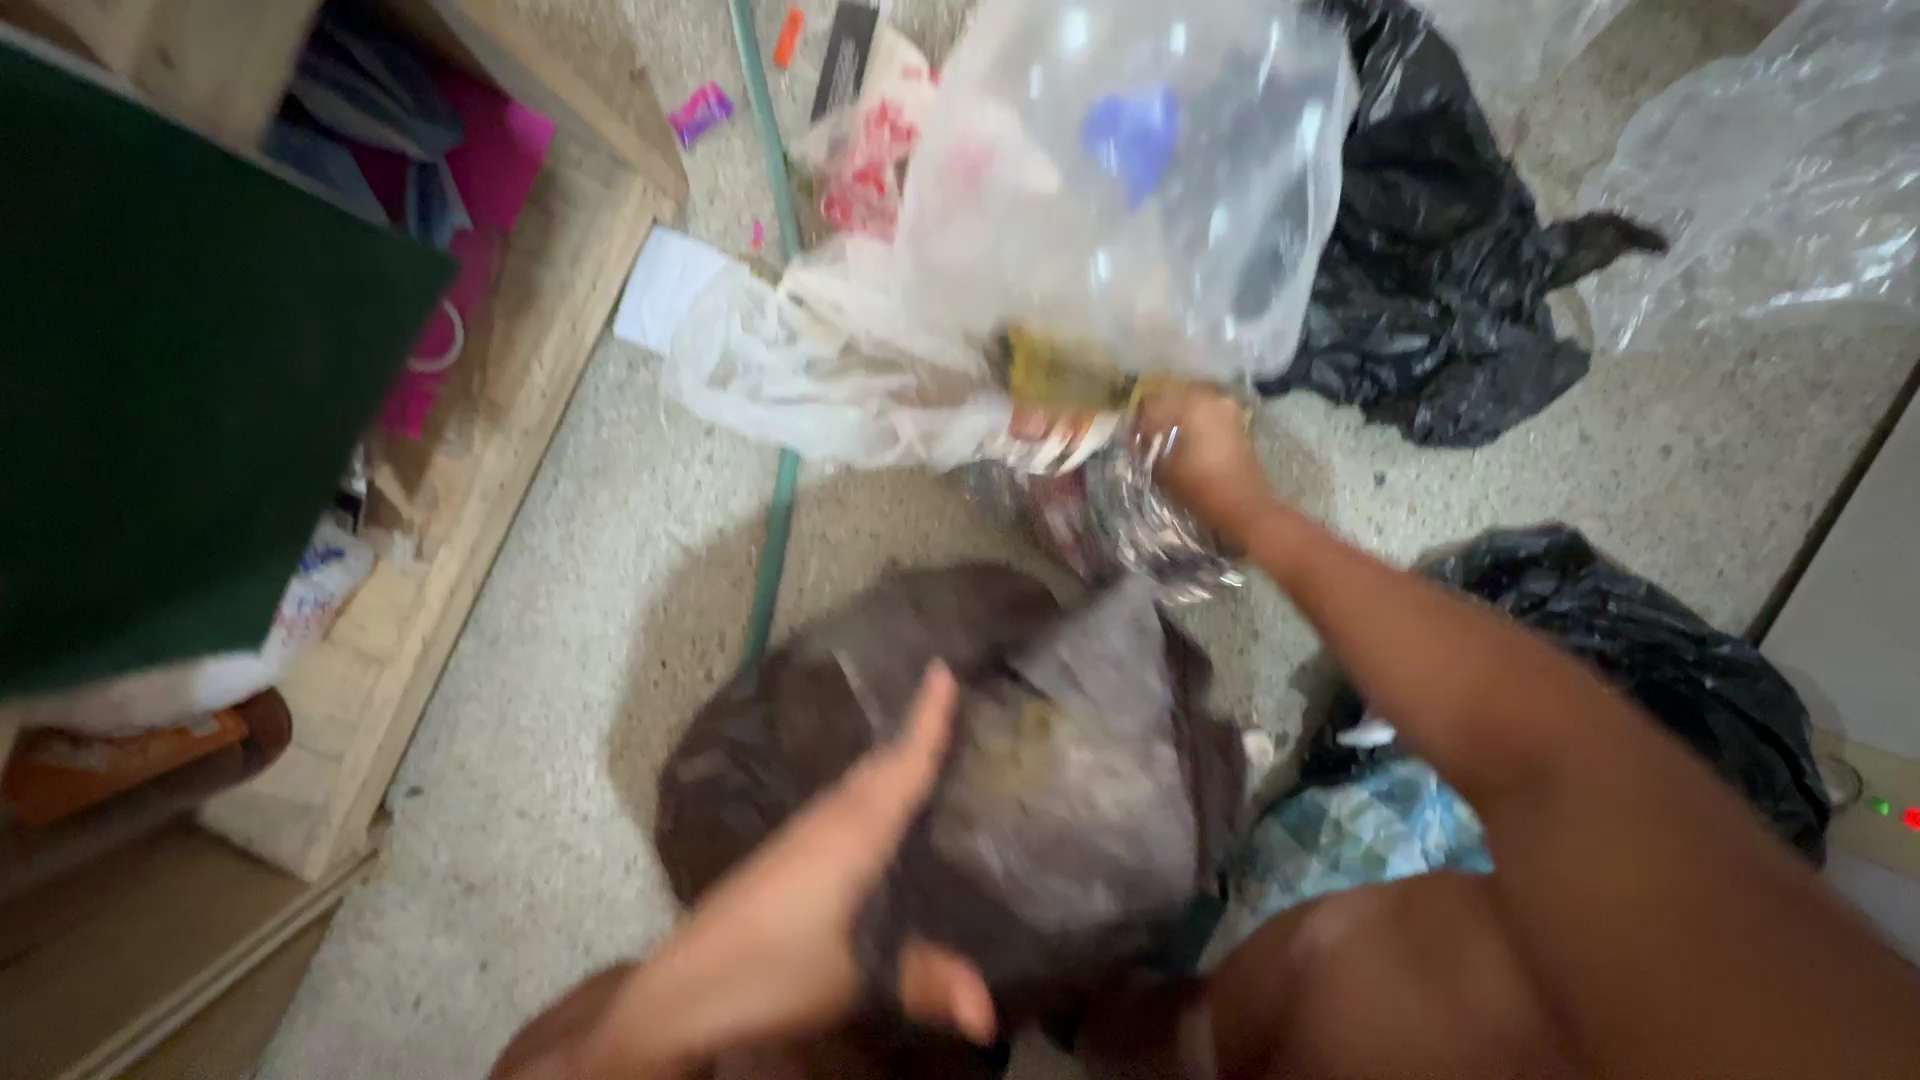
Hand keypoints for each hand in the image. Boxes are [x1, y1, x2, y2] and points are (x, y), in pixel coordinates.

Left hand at [576, 664, 995, 1076]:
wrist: (682, 990)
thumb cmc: (771, 970)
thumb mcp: (854, 979)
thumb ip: (926, 982)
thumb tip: (988, 1013)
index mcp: (853, 833)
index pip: (901, 766)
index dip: (926, 718)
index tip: (942, 669)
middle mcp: (829, 819)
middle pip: (880, 765)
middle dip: (914, 732)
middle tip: (953, 704)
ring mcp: (802, 834)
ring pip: (858, 782)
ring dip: (892, 760)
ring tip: (926, 747)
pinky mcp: (786, 853)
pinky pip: (843, 803)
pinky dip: (871, 789)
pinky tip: (877, 810)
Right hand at [1136, 383, 1272, 539]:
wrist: (1246, 508)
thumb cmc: (1202, 489)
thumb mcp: (1164, 471)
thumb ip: (1147, 452)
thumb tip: (1138, 443)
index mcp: (1192, 406)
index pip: (1152, 405)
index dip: (1137, 422)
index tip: (1128, 439)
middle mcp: (1212, 399)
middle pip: (1173, 399)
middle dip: (1155, 416)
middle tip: (1142, 436)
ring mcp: (1227, 410)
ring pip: (1190, 405)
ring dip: (1174, 418)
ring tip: (1160, 439)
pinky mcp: (1236, 423)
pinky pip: (1205, 414)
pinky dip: (1190, 424)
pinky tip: (1180, 441)